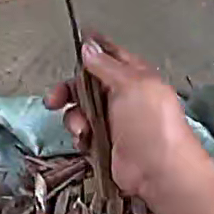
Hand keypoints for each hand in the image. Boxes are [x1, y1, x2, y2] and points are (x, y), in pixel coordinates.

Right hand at [44, 35, 209, 200]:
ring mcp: (114, 121)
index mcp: (136, 76)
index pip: (111, 56)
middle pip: (87, 84)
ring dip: (74, 118)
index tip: (74, 44)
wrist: (158, 170)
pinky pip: (82, 133)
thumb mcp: (132, 84)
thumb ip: (107, 65)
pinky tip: (86, 141)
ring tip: (82, 129)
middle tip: (55, 99)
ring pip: (80, 110)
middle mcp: (124, 96)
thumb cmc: (152, 123)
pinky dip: (80, 136)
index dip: (93, 50)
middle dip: (69, 90)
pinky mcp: (105, 142)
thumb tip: (89, 47)